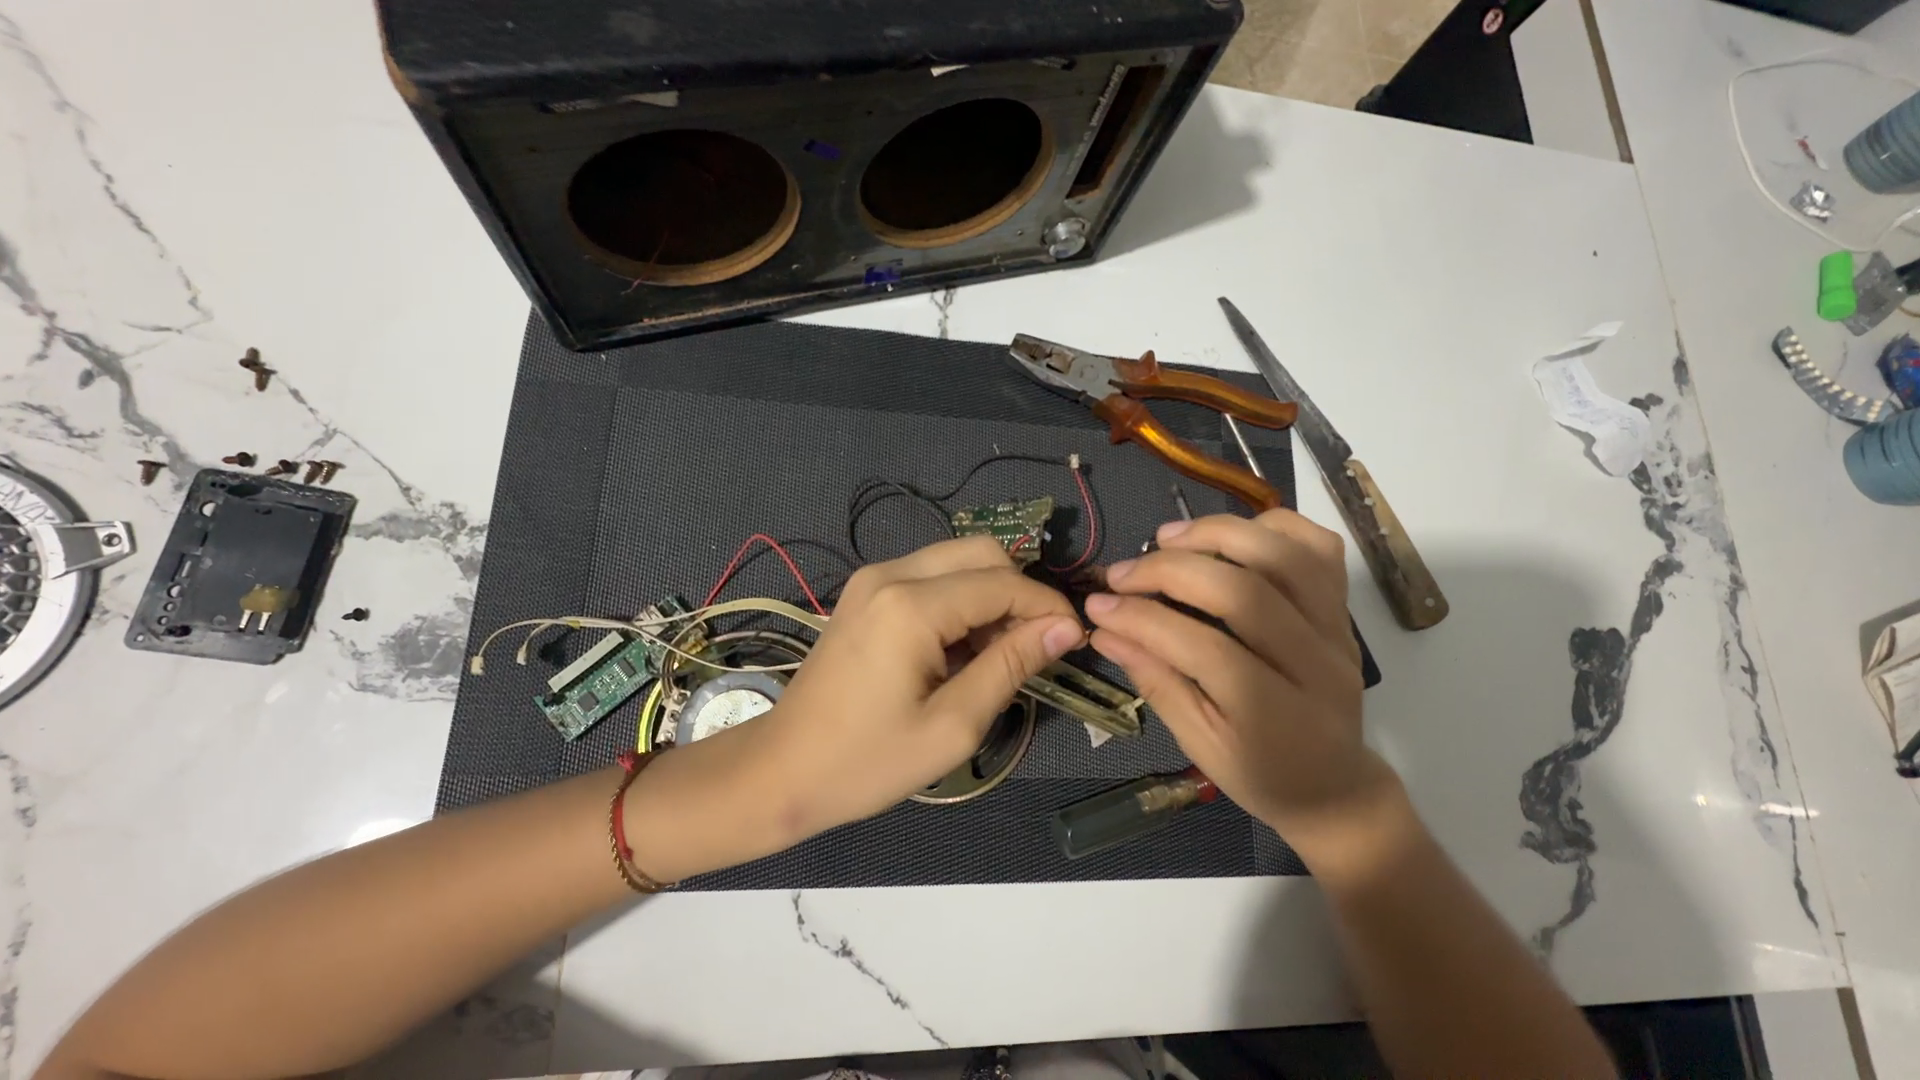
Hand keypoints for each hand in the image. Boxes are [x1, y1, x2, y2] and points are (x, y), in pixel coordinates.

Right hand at [1084, 509, 1400, 871]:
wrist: (1334, 786)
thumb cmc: (1259, 772)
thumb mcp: (1199, 743)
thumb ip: (1156, 682)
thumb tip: (1104, 629)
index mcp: (1275, 714)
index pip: (1203, 648)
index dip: (1143, 620)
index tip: (1097, 605)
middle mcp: (1315, 664)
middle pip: (1243, 593)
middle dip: (1170, 572)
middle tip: (1121, 573)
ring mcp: (1336, 630)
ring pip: (1283, 556)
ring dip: (1218, 535)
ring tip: (1166, 538)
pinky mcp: (1344, 609)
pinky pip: (1318, 547)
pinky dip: (1272, 526)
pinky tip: (1230, 535)